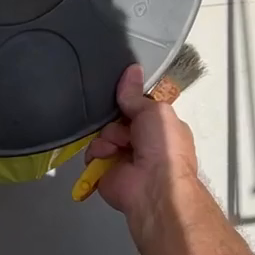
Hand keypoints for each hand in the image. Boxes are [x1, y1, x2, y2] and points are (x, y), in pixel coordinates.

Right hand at [84, 64, 202, 249]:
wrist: (152, 186)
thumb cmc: (162, 147)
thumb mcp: (154, 112)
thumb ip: (136, 95)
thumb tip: (132, 68)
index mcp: (158, 126)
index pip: (137, 107)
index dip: (129, 101)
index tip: (121, 94)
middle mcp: (141, 141)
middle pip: (116, 120)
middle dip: (116, 122)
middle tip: (125, 132)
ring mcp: (122, 156)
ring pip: (102, 135)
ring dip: (107, 139)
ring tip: (115, 149)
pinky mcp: (104, 171)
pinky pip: (92, 154)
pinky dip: (95, 154)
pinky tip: (104, 158)